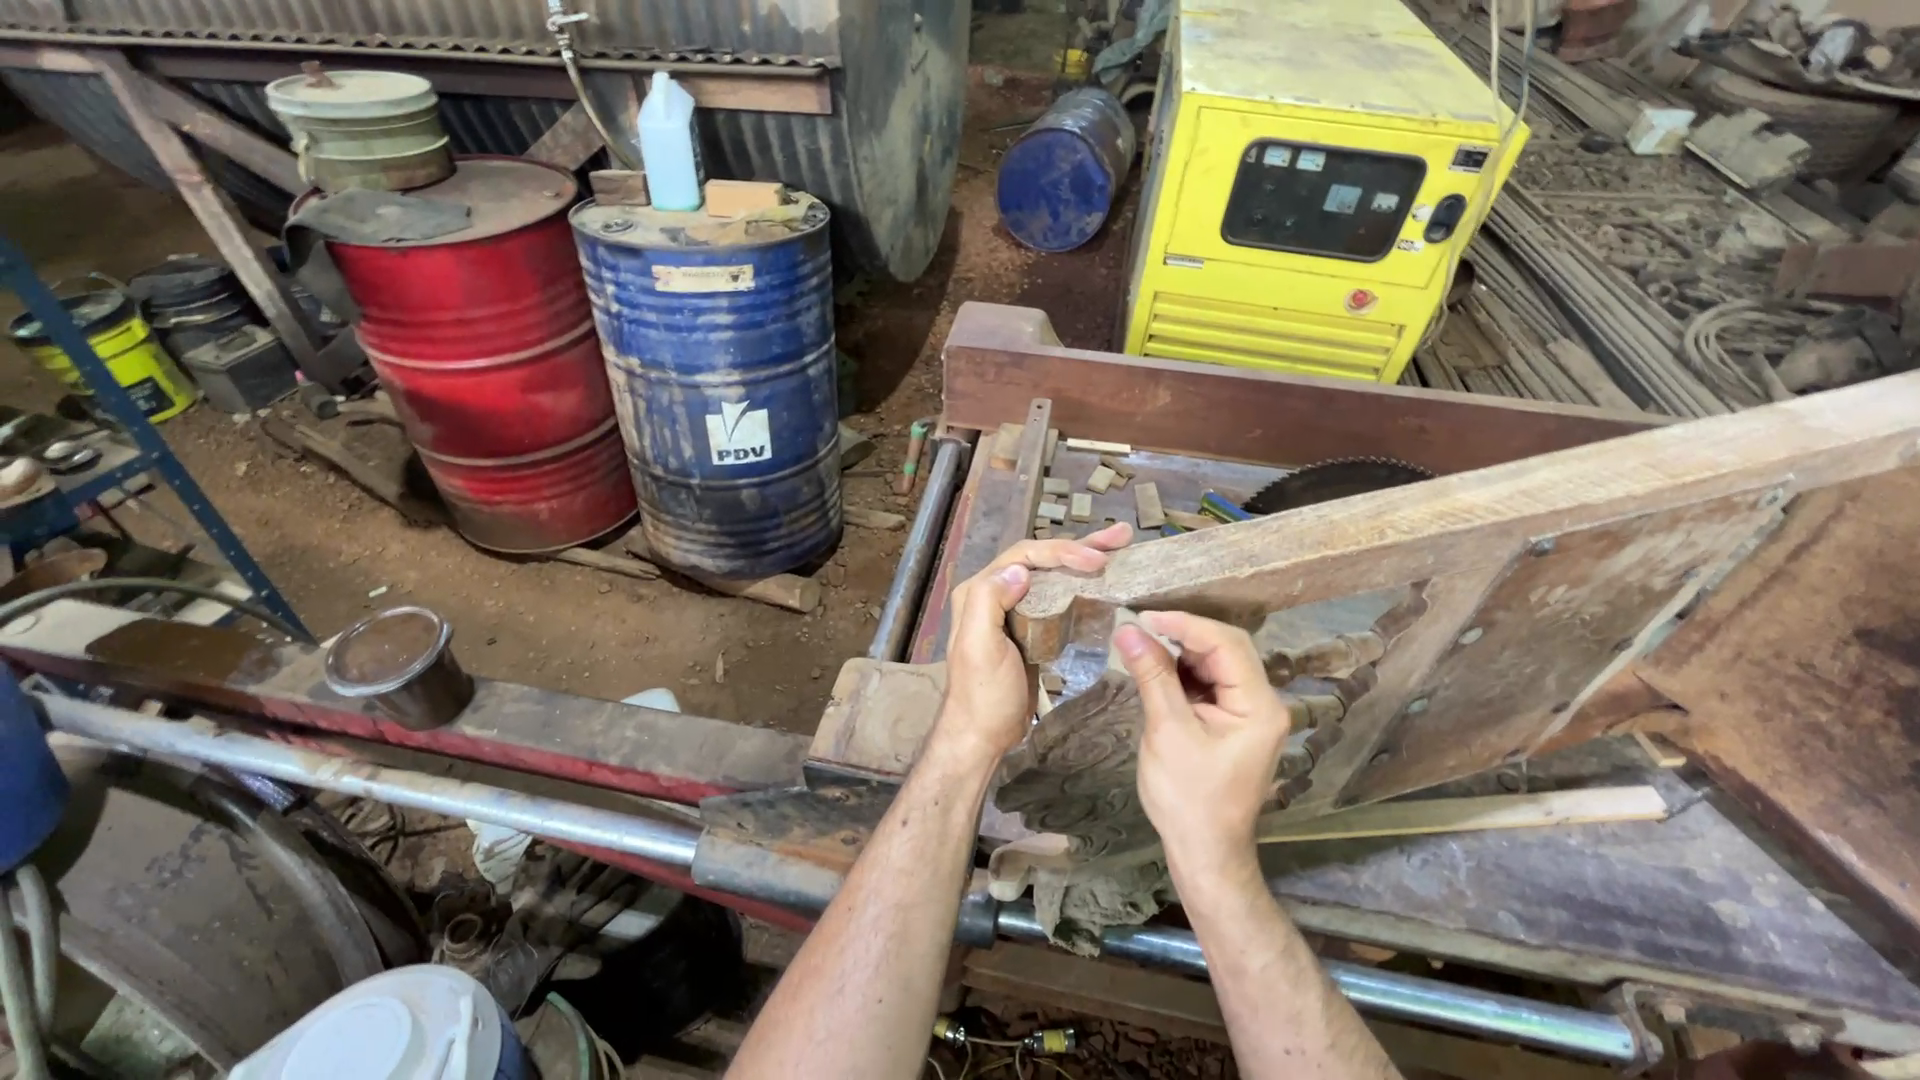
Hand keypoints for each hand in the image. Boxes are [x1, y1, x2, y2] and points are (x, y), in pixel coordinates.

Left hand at [931, 522, 1132, 770]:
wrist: (983, 735)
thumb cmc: (983, 695)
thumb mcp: (979, 647)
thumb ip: (990, 601)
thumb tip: (1020, 570)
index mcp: (979, 591)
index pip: (1025, 556)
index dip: (1062, 552)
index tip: (1096, 561)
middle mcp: (995, 593)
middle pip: (1041, 559)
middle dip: (1080, 546)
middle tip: (1120, 537)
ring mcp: (1015, 610)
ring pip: (1052, 575)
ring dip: (1084, 560)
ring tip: (1119, 547)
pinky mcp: (1032, 628)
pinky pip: (1058, 597)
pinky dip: (1081, 586)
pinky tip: (1103, 583)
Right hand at [1113, 612, 1291, 881]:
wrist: (1204, 852)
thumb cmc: (1188, 798)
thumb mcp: (1167, 732)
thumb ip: (1152, 676)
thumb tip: (1128, 630)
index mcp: (1259, 706)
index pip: (1226, 644)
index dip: (1184, 624)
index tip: (1143, 617)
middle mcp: (1263, 703)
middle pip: (1225, 649)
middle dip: (1183, 635)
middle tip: (1139, 629)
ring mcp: (1249, 713)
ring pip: (1216, 664)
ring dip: (1180, 654)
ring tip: (1142, 648)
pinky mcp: (1233, 722)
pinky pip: (1209, 684)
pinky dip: (1183, 674)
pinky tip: (1157, 672)